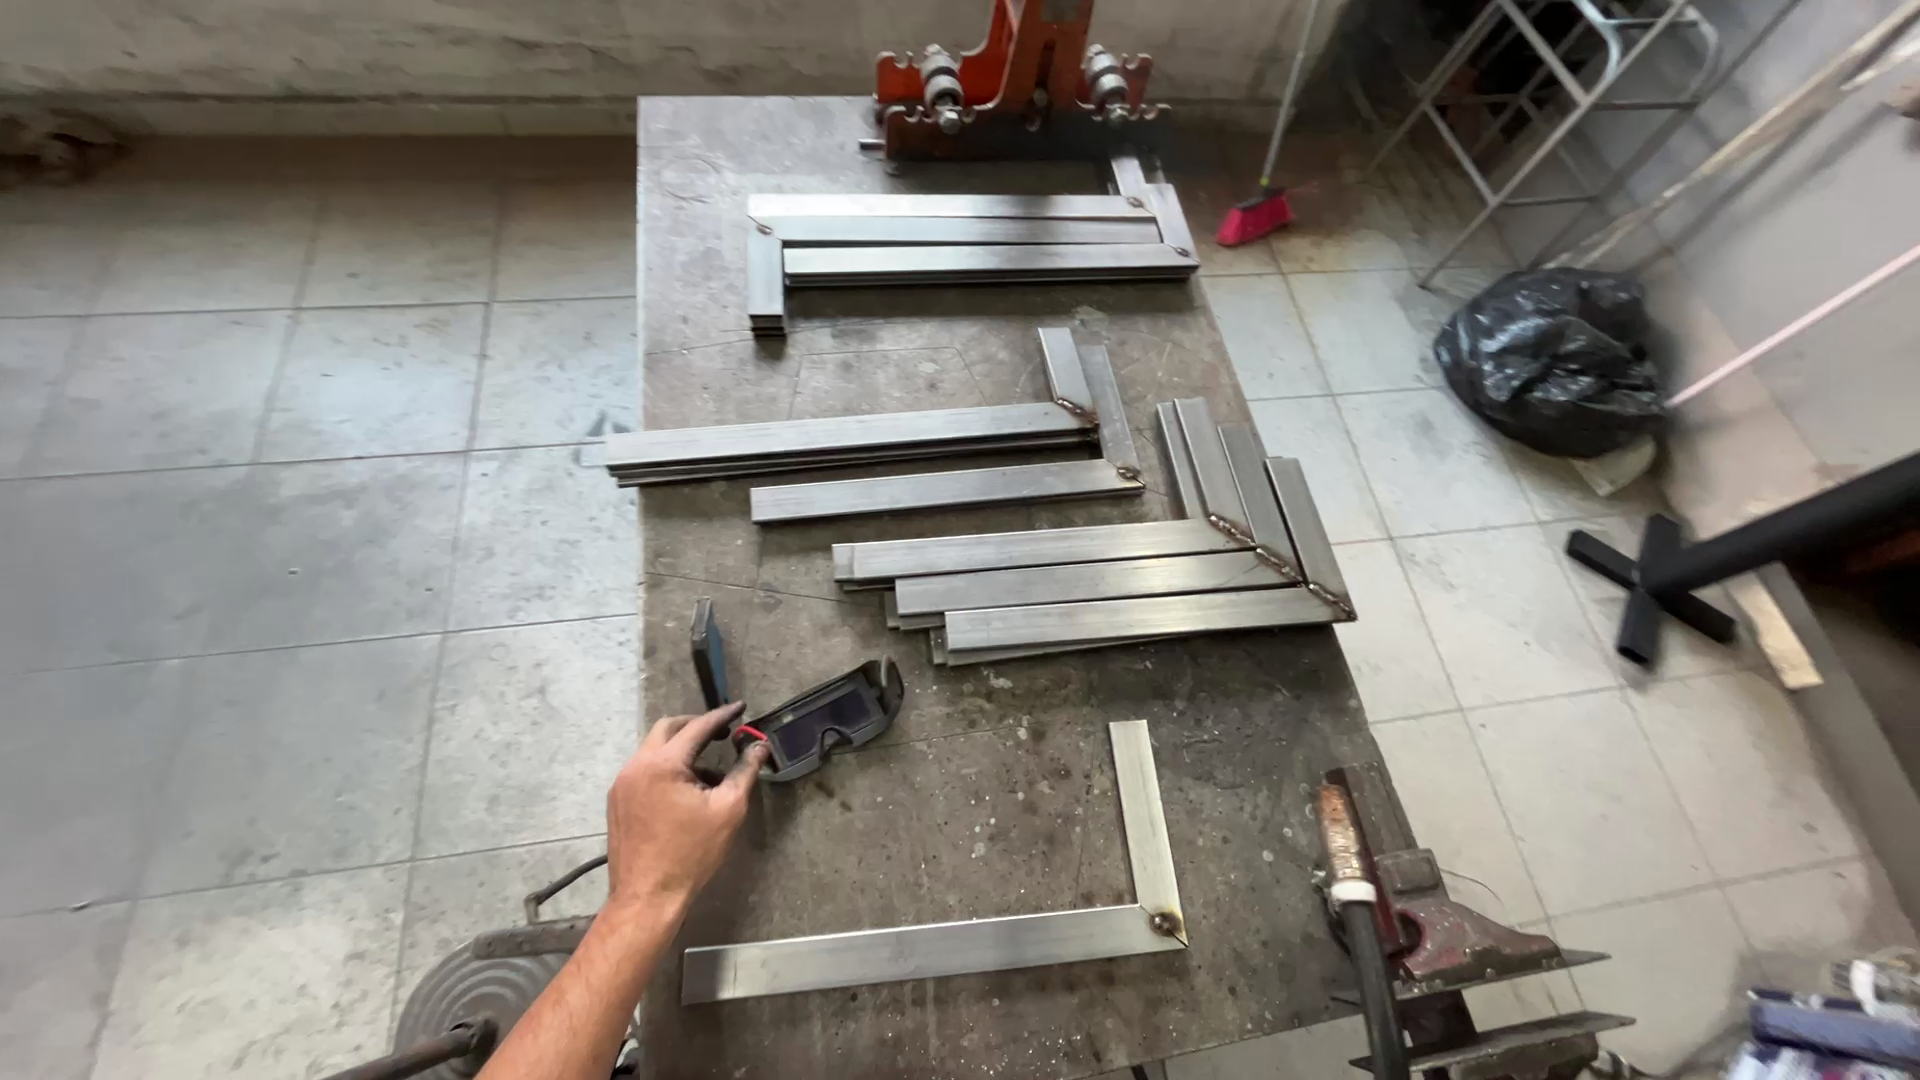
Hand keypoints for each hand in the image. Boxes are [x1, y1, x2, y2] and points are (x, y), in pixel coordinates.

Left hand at [604, 702, 769, 916]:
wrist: (647, 897)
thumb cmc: (692, 853)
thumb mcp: (728, 809)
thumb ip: (745, 771)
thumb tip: (759, 747)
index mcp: (662, 764)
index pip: (697, 727)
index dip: (722, 716)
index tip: (741, 708)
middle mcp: (636, 766)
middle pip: (668, 729)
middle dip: (697, 726)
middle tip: (724, 733)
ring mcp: (622, 784)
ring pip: (654, 749)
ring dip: (682, 749)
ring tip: (710, 771)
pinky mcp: (617, 801)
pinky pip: (644, 769)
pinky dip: (667, 767)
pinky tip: (686, 790)